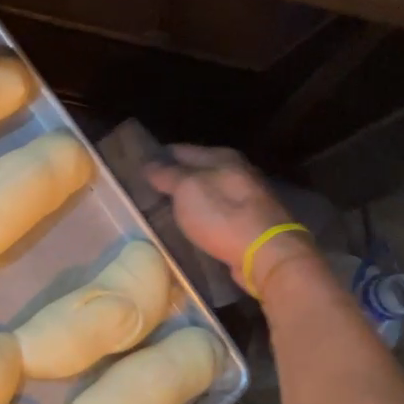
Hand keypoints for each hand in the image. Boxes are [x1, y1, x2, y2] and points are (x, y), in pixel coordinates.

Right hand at [144, 145, 309, 292]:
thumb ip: (167, 175)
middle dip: (172, 177)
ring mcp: (244, 198)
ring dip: (186, 198)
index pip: (181, 150)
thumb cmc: (223, 216)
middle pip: (196, 170)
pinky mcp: (246, 222)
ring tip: (160, 208)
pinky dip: (199, 215)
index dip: (158, 157)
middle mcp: (236, 172)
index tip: (137, 167)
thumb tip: (149, 165)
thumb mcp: (187, 190)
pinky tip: (187, 224)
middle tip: (145, 190)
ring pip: (206, 192)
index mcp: (222, 157)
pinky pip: (214, 212)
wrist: (265, 253)